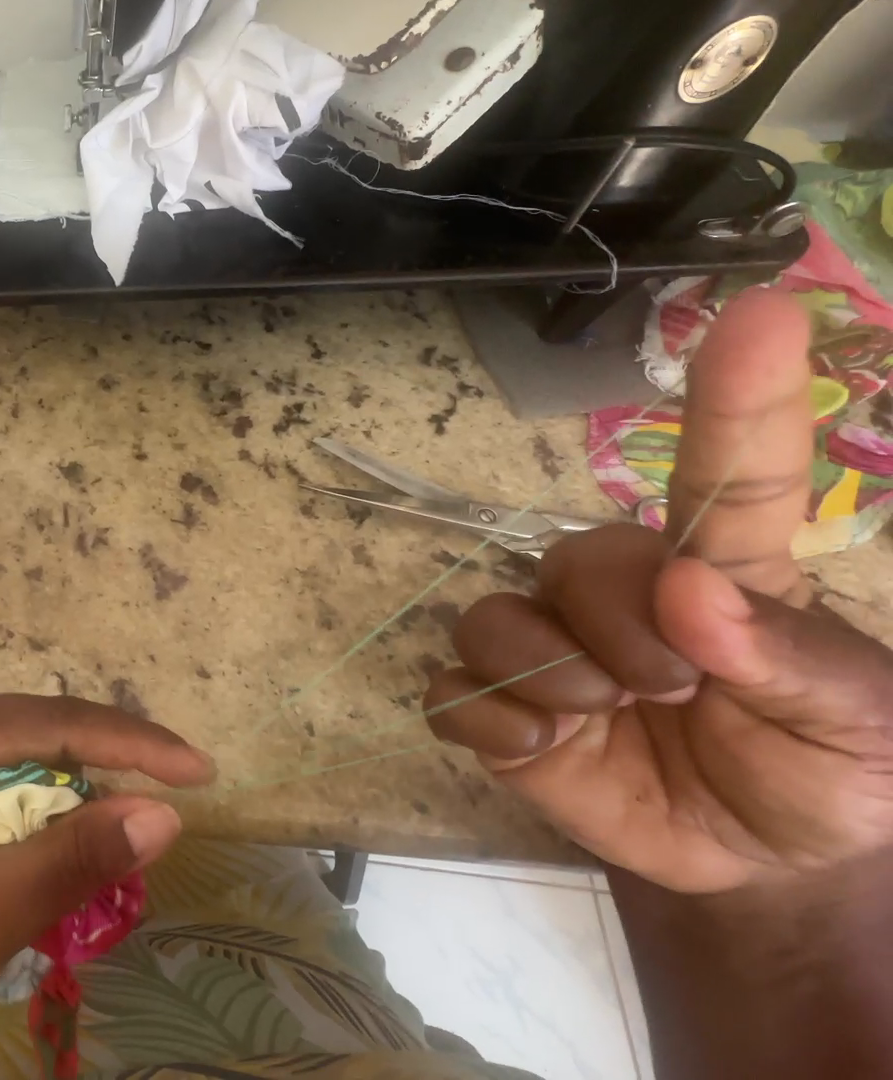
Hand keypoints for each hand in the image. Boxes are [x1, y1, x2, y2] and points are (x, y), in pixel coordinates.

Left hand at [0, 696, 212, 1076]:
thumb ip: (76, 855)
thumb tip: (165, 814)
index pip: (51, 722)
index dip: (130, 741)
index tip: (198, 770)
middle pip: (41, 729)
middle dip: (112, 755)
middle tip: (183, 781)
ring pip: (28, 758)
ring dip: (84, 783)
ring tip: (143, 805)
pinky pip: (7, 788)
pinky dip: (52, 809)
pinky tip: (82, 830)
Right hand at [424, 289, 892, 893]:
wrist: (743, 861)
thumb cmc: (821, 773)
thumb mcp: (866, 729)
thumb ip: (798, 659)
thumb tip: (691, 593)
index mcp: (715, 578)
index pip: (724, 479)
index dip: (741, 398)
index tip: (762, 312)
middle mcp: (612, 596)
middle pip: (570, 560)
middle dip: (612, 627)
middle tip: (665, 689)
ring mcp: (541, 648)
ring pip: (489, 619)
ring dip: (543, 678)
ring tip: (596, 722)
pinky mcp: (488, 704)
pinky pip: (446, 689)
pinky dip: (489, 723)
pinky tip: (536, 748)